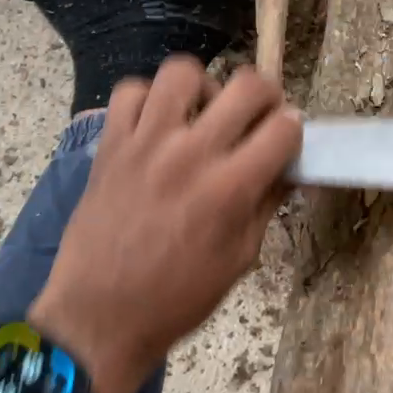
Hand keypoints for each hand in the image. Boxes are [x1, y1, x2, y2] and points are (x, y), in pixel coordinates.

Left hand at [28, 57, 300, 392]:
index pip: (285, 126)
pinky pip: (129, 92)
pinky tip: (158, 123)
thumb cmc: (178, 298)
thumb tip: (288, 166)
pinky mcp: (110, 146)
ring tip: (202, 114)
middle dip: (266, 95)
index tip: (287, 140)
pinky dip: (148, 99)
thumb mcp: (241, 256)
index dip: (294, 129)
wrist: (97, 320)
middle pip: (247, 85)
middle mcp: (191, 155)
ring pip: (183, 72)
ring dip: (204, 87)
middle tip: (257, 117)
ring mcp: (146, 144)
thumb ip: (268, 202)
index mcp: (230, 188)